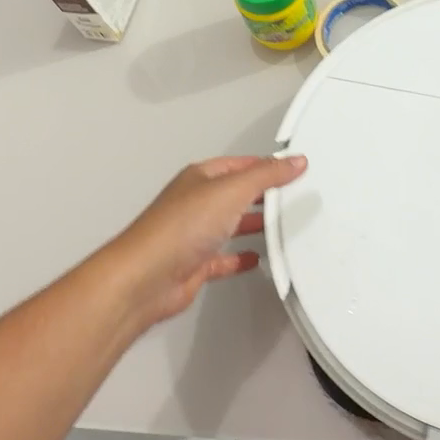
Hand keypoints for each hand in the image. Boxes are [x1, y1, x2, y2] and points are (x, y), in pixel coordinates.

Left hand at [103, 155, 306, 327]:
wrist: (146, 278)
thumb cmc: (177, 229)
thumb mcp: (231, 190)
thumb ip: (266, 175)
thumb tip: (293, 161)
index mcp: (200, 179)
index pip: (239, 165)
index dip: (265, 165)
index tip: (290, 168)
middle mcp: (195, 204)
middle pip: (234, 194)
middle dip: (260, 194)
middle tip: (287, 194)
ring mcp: (193, 235)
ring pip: (228, 225)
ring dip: (251, 224)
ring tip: (276, 224)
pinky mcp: (194, 265)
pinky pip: (222, 258)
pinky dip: (239, 257)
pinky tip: (253, 259)